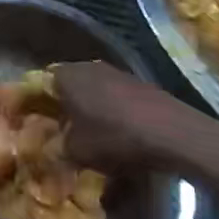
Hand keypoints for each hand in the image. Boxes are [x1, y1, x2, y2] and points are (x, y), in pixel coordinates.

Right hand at [53, 61, 213, 171]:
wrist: (178, 136)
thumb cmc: (116, 138)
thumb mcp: (77, 152)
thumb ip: (57, 148)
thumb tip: (49, 149)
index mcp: (64, 76)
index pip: (41, 83)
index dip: (40, 103)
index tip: (43, 122)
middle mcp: (86, 66)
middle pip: (69, 85)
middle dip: (67, 104)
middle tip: (68, 128)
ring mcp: (118, 73)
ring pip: (95, 89)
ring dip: (93, 107)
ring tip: (96, 132)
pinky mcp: (143, 85)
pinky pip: (118, 96)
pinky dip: (116, 111)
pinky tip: (123, 132)